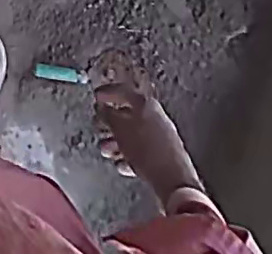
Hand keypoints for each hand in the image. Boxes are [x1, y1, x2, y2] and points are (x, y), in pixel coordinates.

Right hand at [93, 51, 203, 201]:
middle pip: (127, 114)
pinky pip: (142, 151)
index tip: (96, 97)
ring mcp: (162, 136)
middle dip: (110, 123)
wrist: (174, 182)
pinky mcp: (165, 156)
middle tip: (99, 128)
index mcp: (145, 103)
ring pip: (133, 134)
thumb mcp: (119, 128)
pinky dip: (130, 156)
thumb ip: (107, 115)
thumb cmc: (147, 150)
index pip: (122, 90)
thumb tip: (102, 109)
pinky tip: (122, 164)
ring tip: (107, 151)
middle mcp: (155, 115)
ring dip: (117, 142)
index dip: (106, 92)